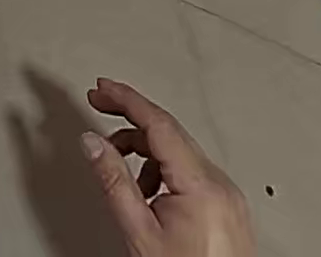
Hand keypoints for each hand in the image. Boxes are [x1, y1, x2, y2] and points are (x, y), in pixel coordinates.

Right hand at [81, 78, 254, 256]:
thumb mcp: (139, 232)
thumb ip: (113, 180)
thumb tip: (91, 141)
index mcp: (202, 187)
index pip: (158, 123)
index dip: (126, 99)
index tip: (102, 87)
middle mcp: (221, 186)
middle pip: (168, 129)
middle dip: (129, 113)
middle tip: (98, 101)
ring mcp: (228, 197)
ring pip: (177, 148)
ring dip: (142, 144)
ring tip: (116, 159)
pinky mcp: (227, 208)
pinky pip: (188, 169)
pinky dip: (160, 166)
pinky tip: (142, 185)